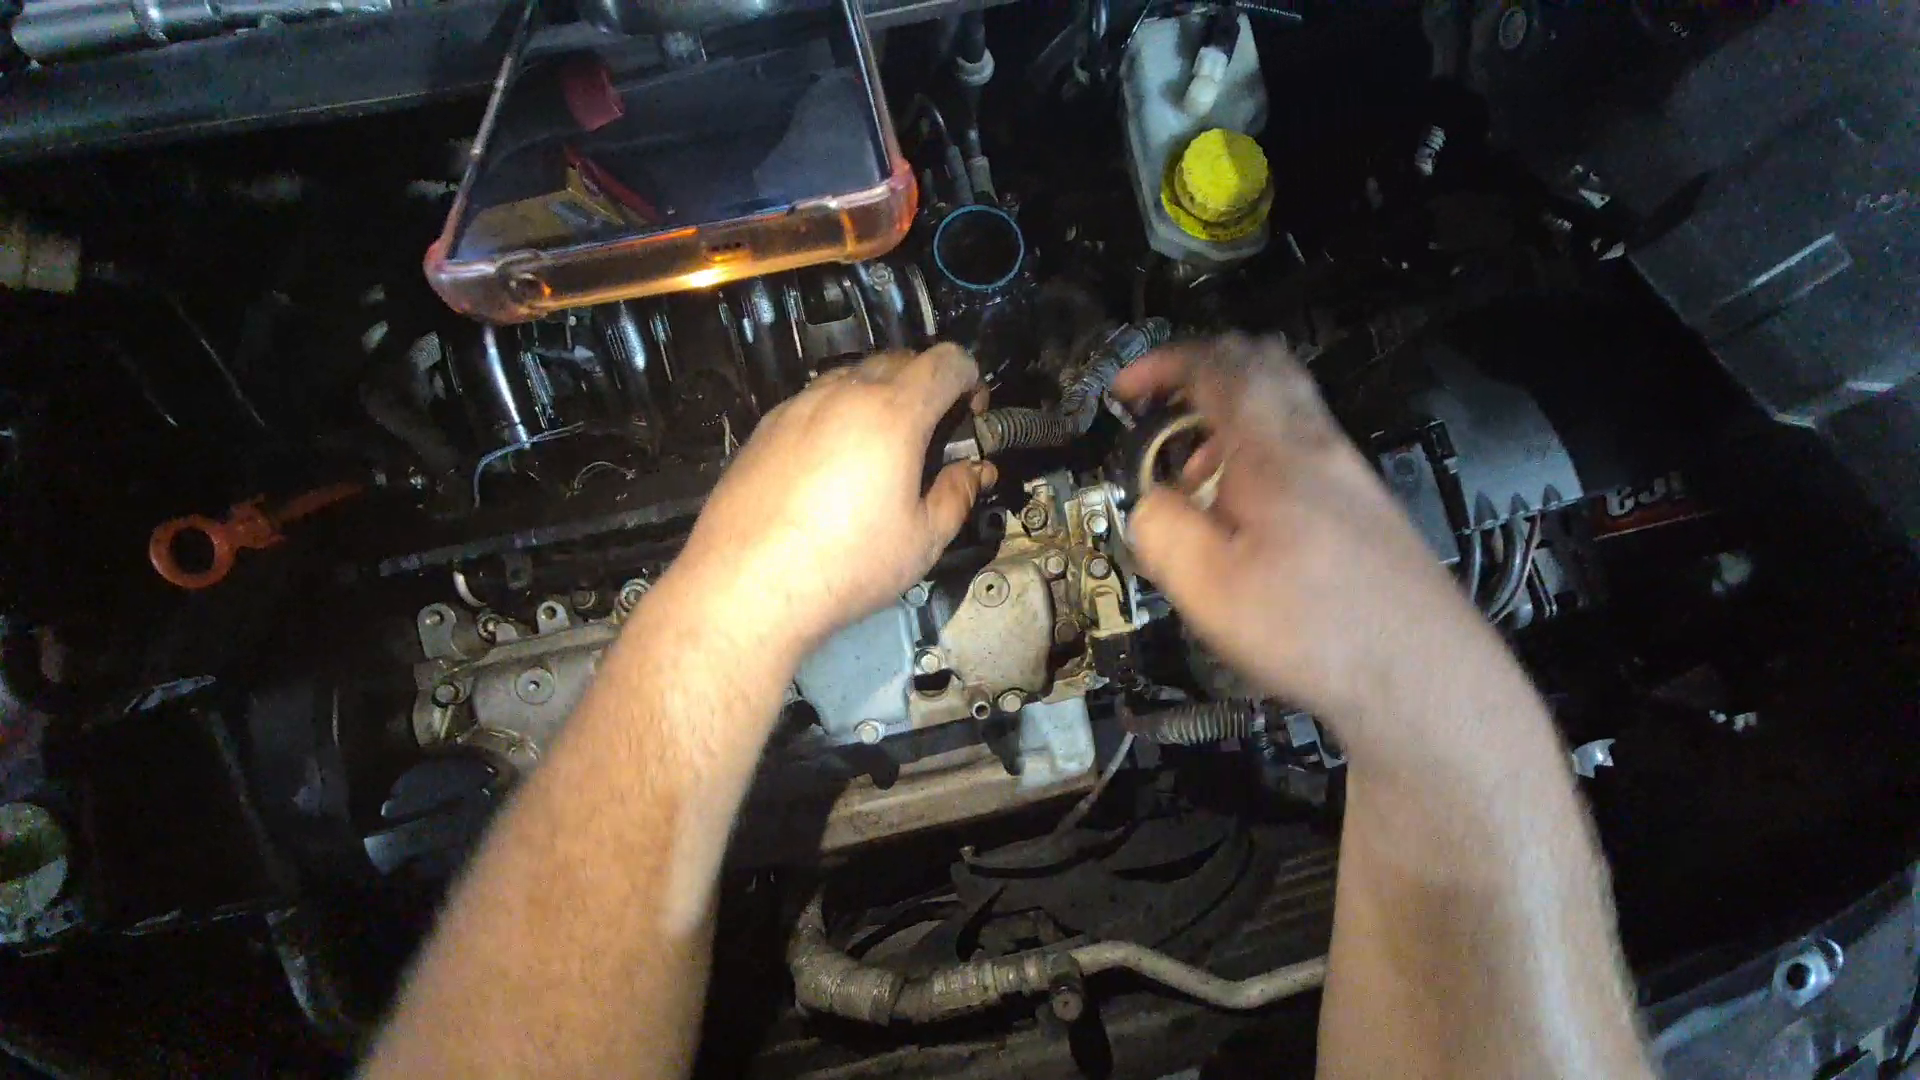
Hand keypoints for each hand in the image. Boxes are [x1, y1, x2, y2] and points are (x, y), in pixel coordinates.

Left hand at [667, 344, 995, 654]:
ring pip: (853, 378)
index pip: (945, 362)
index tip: (971, 409)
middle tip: (933, 435)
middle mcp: (844, 395)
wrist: (746, 585)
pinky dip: (839, 416)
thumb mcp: (922, 539)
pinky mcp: (767, 427)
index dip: (970, 378)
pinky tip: (834, 465)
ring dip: (880, 397)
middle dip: (927, 386)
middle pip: (900, 361)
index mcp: (893, 414)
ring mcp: (799, 406)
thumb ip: (957, 495)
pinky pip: (815, 402)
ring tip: (883, 450)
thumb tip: (975, 473)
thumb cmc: (844, 566)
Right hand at [1114, 335, 1519, 760]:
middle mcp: (1317, 447)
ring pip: (1283, 409)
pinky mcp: (1363, 506)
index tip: (1127, 388)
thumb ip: (1161, 528)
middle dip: (1201, 374)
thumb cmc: (1314, 630)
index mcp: (1274, 454)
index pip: (1216, 368)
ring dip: (1227, 422)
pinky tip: (1243, 514)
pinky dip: (1256, 455)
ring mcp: (1348, 473)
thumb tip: (1149, 501)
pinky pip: (1301, 448)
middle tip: (1163, 410)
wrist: (1423, 678)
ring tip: (1195, 476)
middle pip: (1262, 365)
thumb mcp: (1208, 587)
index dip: (1162, 365)